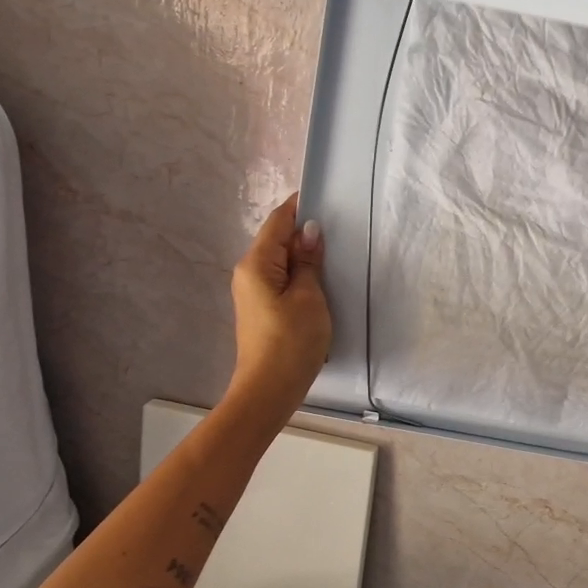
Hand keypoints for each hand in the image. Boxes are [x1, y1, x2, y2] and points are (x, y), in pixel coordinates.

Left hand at [228, 194, 330, 405]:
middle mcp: (248, 273)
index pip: (278, 221)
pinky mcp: (262, 310)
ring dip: (303, 254)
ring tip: (334, 251)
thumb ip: (308, 262)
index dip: (299, 206)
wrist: (268, 391)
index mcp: (257, 263)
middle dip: (304, 230)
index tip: (326, 196)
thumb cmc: (291, 342)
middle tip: (339, 226)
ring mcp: (253, 293)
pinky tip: (319, 279)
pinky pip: (281, 279)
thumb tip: (309, 230)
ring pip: (280, 261)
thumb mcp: (309, 297)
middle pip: (277, 240)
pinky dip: (299, 273)